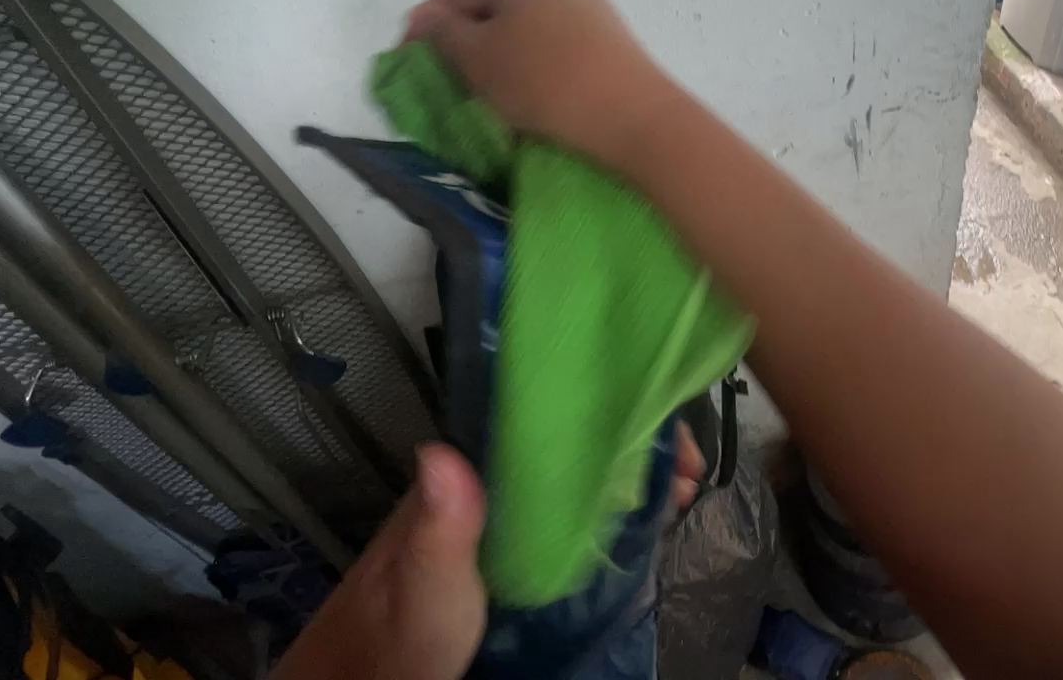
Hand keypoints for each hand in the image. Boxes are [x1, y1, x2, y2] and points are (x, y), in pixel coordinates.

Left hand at [270, 430, 703, 679]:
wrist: (375, 679)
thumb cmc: (396, 640)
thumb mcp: (421, 593)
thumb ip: (437, 532)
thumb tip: (443, 451)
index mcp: (473, 469)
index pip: (551, 414)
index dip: (612, 409)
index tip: (661, 426)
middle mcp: (497, 479)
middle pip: (580, 438)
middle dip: (639, 443)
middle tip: (687, 470)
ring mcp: (513, 513)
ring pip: (587, 472)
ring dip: (638, 473)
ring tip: (683, 491)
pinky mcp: (525, 548)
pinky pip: (584, 510)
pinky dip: (624, 508)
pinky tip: (650, 520)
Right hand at [403, 0, 683, 170]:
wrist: (632, 115)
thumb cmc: (543, 79)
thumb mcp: (477, 58)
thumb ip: (443, 33)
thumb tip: (425, 17)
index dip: (429, 22)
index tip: (410, 57)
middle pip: (498, 3)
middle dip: (468, 37)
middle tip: (449, 75)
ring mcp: (592, 5)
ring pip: (529, 25)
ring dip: (503, 52)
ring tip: (489, 88)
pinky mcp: (612, 38)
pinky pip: (558, 45)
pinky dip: (536, 62)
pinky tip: (533, 90)